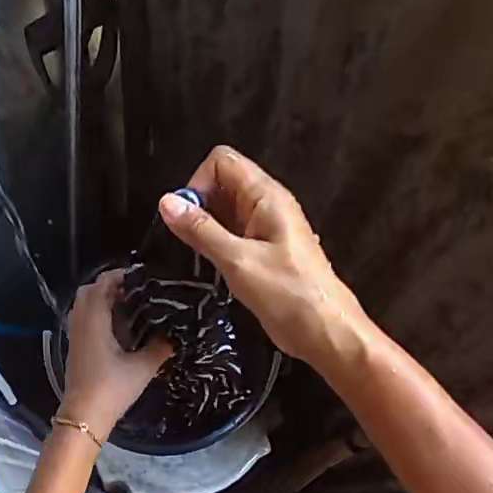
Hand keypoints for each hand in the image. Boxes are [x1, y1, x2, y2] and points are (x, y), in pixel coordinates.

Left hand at [60, 268, 172, 439]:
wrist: (84, 416)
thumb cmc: (112, 388)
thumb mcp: (142, 367)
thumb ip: (161, 348)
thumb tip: (176, 335)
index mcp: (94, 320)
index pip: (102, 284)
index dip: (119, 275)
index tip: (141, 276)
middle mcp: (80, 322)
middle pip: (89, 290)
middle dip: (109, 285)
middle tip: (135, 289)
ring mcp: (75, 335)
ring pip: (84, 306)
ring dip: (102, 300)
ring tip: (129, 305)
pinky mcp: (76, 348)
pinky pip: (83, 320)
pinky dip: (97, 314)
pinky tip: (118, 327)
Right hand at [158, 145, 373, 367]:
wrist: (324, 331)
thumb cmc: (290, 295)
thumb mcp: (237, 260)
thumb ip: (200, 230)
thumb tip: (168, 204)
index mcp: (267, 198)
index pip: (222, 162)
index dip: (198, 184)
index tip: (187, 217)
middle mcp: (267, 206)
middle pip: (222, 184)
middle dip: (198, 206)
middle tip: (191, 240)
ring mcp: (265, 228)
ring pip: (224, 211)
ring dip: (205, 227)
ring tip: (202, 256)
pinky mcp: (262, 251)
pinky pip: (231, 234)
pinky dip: (215, 244)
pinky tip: (213, 267)